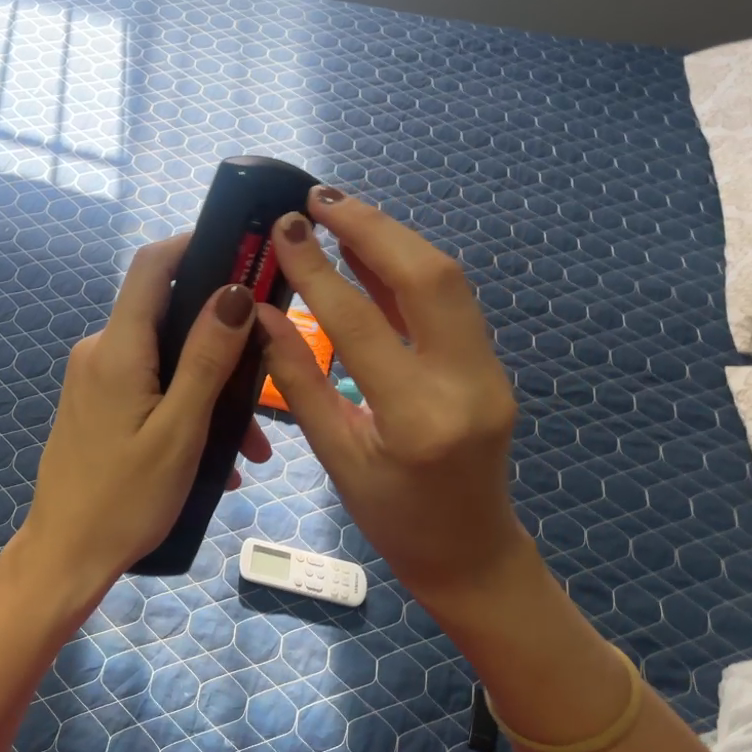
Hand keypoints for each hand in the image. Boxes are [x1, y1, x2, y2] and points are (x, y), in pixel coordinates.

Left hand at [0, 234, 270, 610]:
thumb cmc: (126, 499)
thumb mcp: (181, 431)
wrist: (66, 556)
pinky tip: (214, 460)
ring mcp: (94, 381)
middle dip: (221, 342)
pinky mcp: (96, 407)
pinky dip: (185, 410)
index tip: (243, 251)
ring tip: (247, 449)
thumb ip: (207, 359)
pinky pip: (149, 390)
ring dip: (209, 392)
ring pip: (164, 363)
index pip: (152, 266)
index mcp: (116, 349)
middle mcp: (99, 353)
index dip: (196, 245)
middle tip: (264, 382)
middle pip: (167, 318)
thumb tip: (233, 291)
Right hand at [259, 187, 538, 620]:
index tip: (285, 229)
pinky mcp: (491, 364)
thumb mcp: (335, 457)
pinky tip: (371, 250)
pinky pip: (449, 302)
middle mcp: (466, 383)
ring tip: (339, 212)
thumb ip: (300, 379)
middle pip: (427, 277)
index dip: (317, 270)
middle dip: (370, 228)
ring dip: (392, 238)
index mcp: (418, 418)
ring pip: (447, 280)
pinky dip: (408, 268)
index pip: (361, 324)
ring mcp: (489, 370)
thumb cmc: (393, 521)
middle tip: (318, 198)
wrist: (471, 553)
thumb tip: (260, 313)